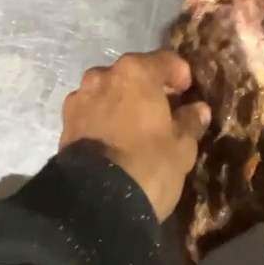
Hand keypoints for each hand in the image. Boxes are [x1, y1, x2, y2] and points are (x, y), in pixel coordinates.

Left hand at [60, 50, 211, 219]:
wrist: (95, 203)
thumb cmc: (147, 165)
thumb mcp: (181, 147)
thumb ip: (190, 121)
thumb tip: (198, 109)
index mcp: (136, 71)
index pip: (166, 60)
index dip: (180, 75)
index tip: (188, 93)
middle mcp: (104, 74)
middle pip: (134, 74)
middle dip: (148, 89)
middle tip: (162, 113)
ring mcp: (80, 97)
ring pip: (109, 92)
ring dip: (122, 103)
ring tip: (134, 130)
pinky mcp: (65, 123)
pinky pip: (91, 113)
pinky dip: (103, 120)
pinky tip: (112, 142)